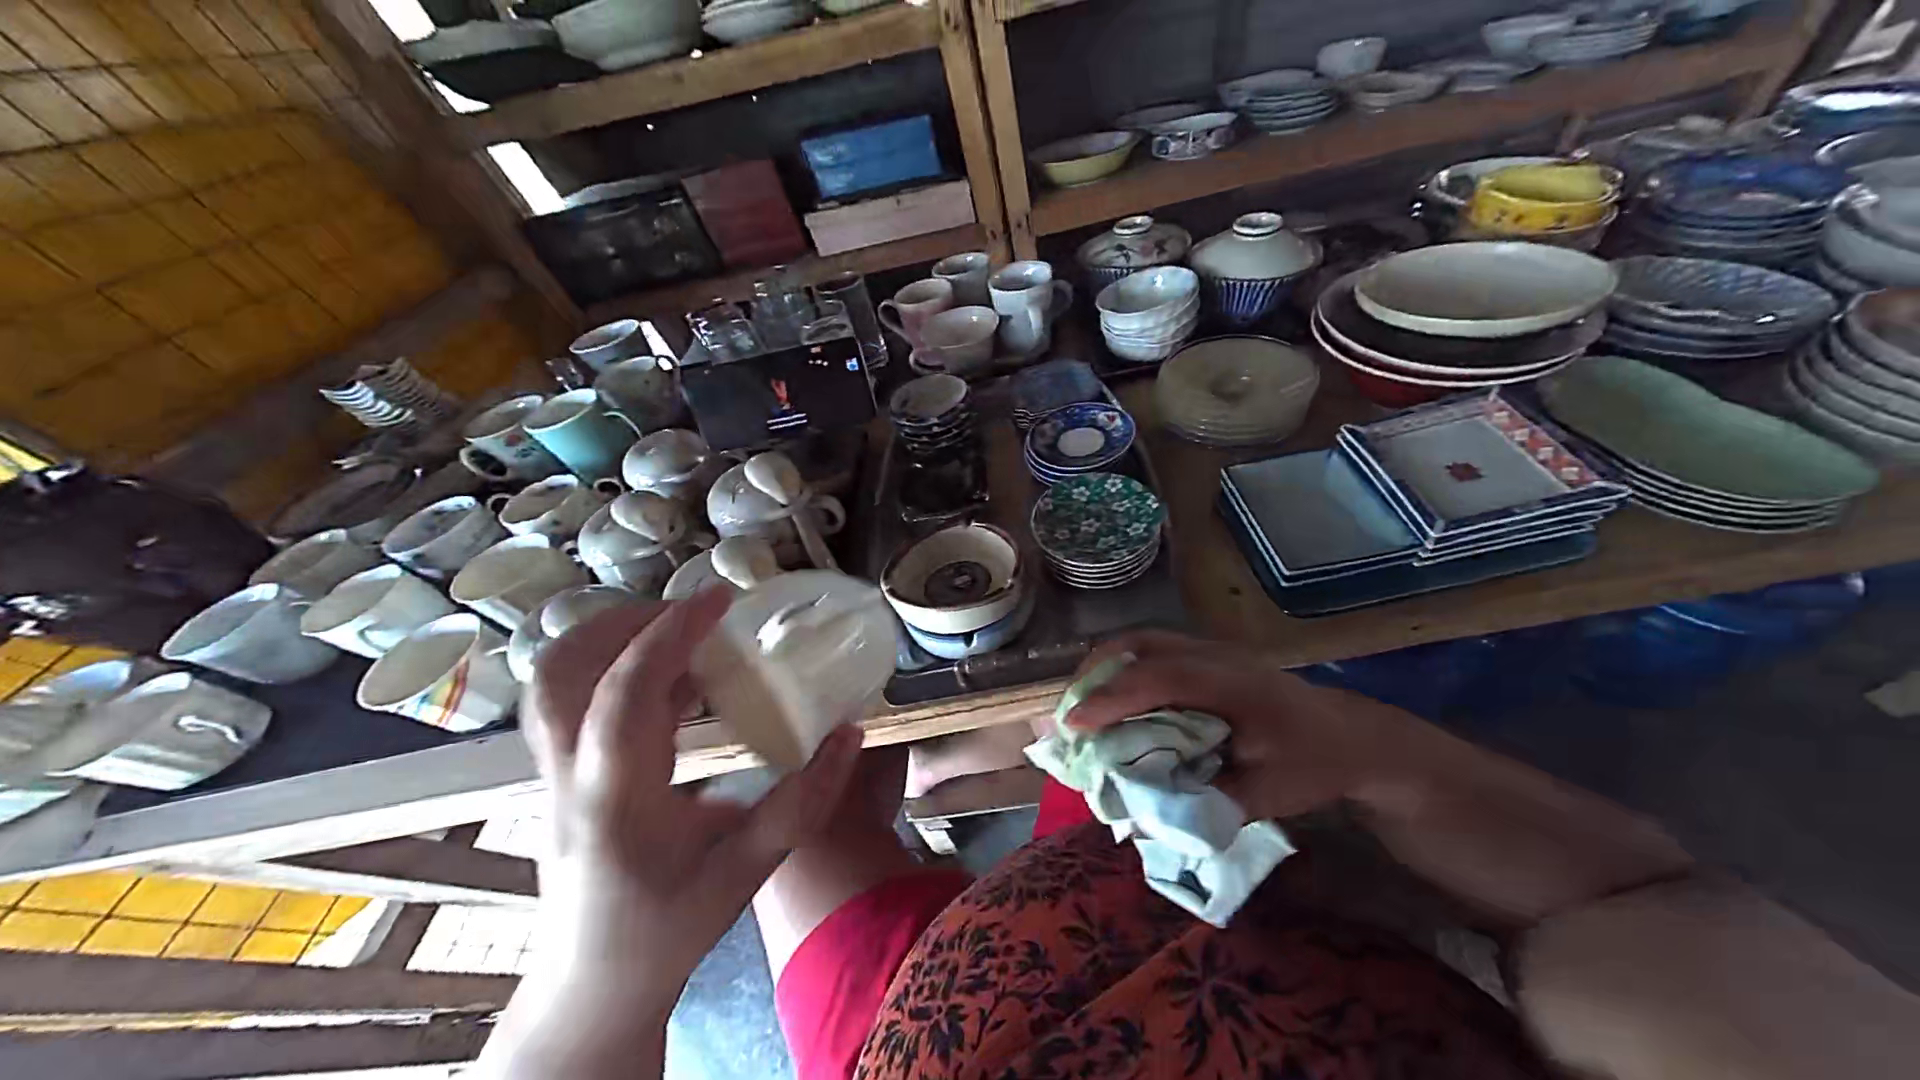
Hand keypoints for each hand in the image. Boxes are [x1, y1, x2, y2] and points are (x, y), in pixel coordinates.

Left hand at [520, 589, 863, 996]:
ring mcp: (553, 773)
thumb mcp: (746, 873)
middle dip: (628, 622)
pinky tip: (674, 677)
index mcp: (614, 797)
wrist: (595, 983)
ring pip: (555, 680)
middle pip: (565, 671)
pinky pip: (571, 698)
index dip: (672, 635)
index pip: (626, 693)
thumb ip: (802, 804)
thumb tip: (849, 732)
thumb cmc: (668, 929)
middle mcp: (569, 775)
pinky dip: (615, 665)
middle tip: (696, 614)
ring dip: (613, 638)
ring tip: (681, 632)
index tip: (721, 599)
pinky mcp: (560, 773)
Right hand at [1059, 630, 1443, 820]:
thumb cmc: (1311, 764)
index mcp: (1233, 685)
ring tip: (1079, 705)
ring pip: (1139, 641)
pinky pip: (1148, 649)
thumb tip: (1143, 822)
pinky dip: (1118, 669)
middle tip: (1068, 716)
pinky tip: (1110, 698)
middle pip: (1139, 644)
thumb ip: (1207, 806)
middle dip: (1094, 676)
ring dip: (1102, 669)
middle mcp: (1214, 655)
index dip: (1112, 699)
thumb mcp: (1268, 796)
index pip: (1160, 679)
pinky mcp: (1203, 655)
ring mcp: (1208, 649)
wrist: (1352, 735)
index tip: (1074, 725)